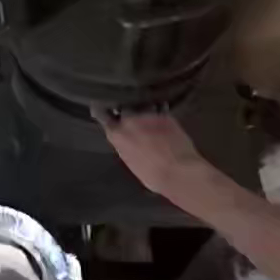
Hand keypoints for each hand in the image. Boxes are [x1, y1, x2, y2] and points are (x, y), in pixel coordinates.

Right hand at [97, 110, 216, 200]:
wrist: (179, 171)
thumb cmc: (153, 175)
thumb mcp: (131, 162)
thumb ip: (125, 146)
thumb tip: (127, 141)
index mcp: (117, 134)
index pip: (101, 114)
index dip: (101, 109)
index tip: (100, 106)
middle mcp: (130, 120)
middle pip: (123, 106)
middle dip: (124, 108)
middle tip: (129, 113)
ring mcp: (148, 115)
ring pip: (141, 104)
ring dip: (142, 108)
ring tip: (146, 112)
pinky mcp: (166, 115)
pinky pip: (159, 107)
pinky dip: (159, 111)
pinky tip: (161, 116)